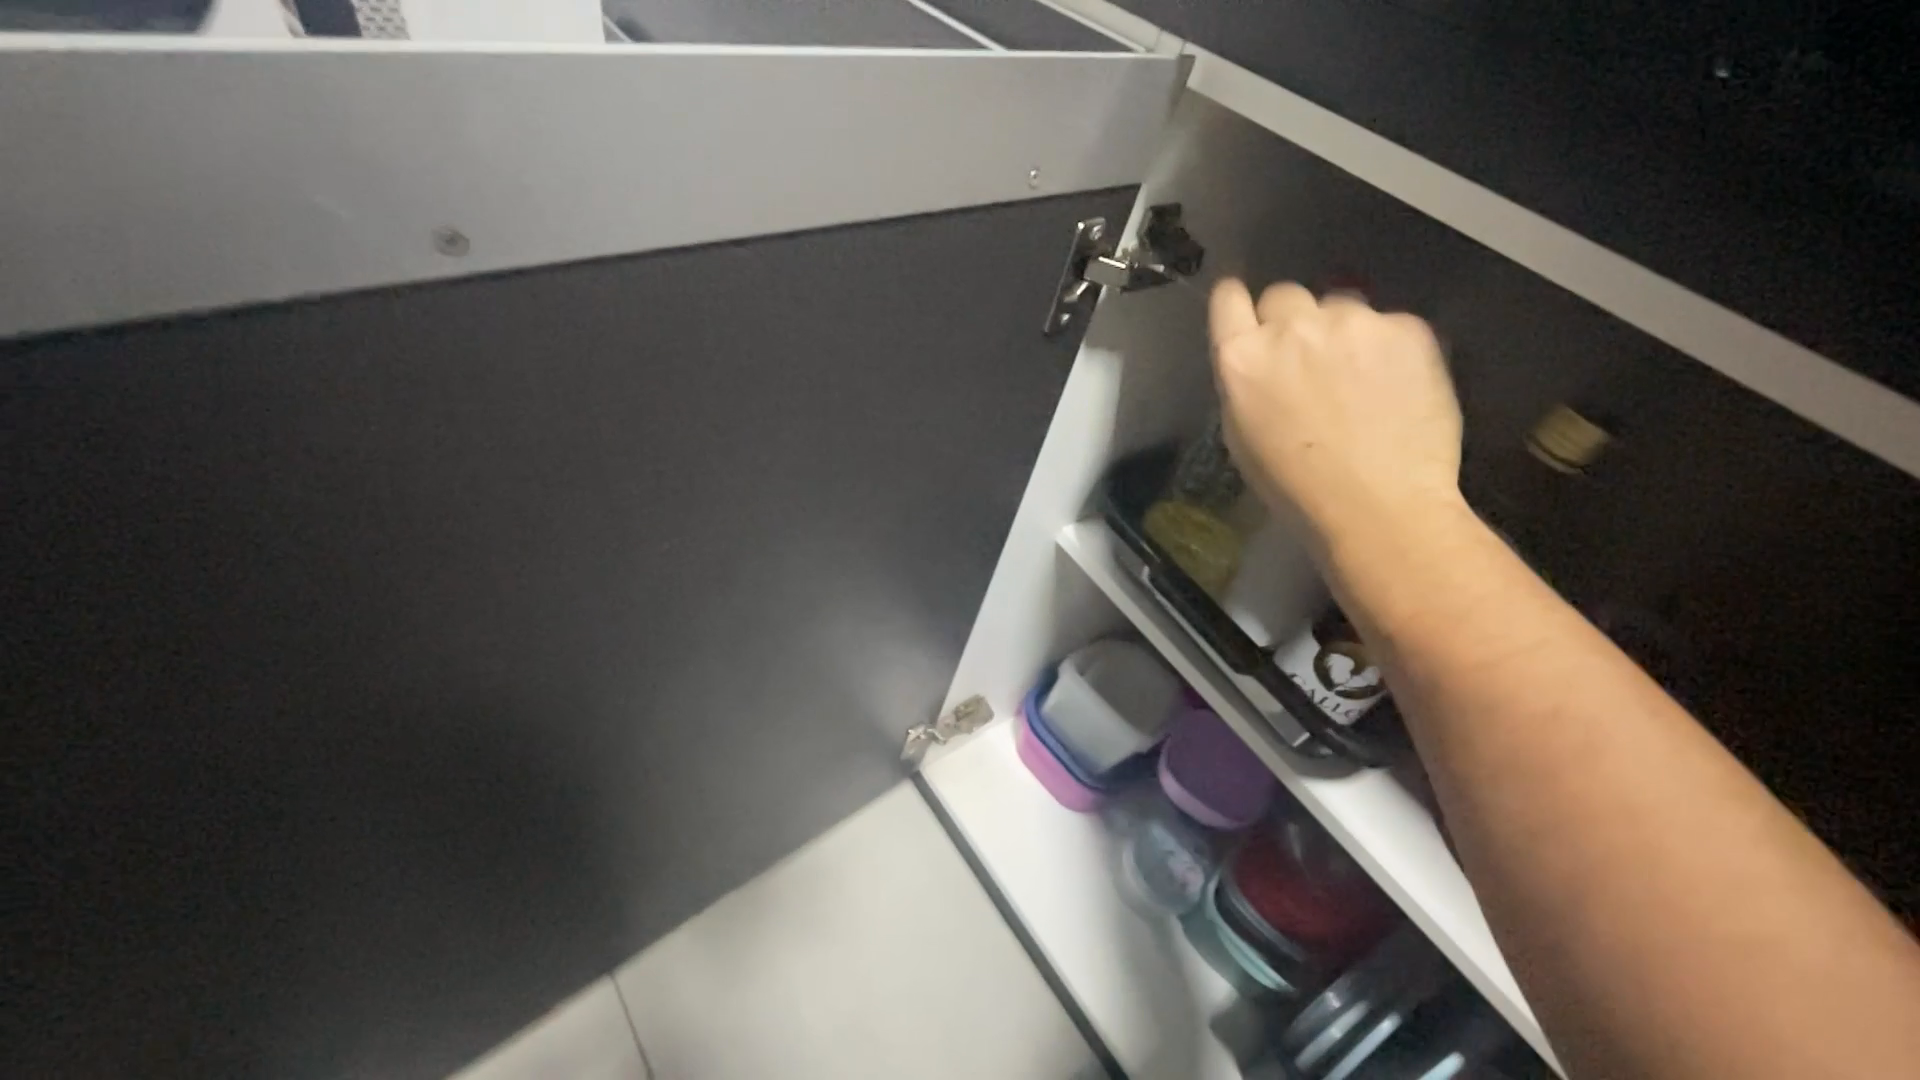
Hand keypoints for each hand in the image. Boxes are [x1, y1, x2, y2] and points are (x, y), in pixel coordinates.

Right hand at [1210, 280, 1464, 544]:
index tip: (1250, 317)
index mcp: (1241, 359)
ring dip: (1342, 331)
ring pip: (1340, 305)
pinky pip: (1389, 323)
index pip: (1228, 298)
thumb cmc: (1297, 491)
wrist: (1382, 509)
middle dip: (1292, 320)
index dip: (1238, 304)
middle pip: (1284, 295)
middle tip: (1309, 360)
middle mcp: (1291, 327)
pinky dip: (1388, 348)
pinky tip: (1396, 388)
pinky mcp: (1407, 326)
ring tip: (1360, 379)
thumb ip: (1245, 383)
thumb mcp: (1243, 437)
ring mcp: (1352, 322)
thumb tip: (1259, 362)